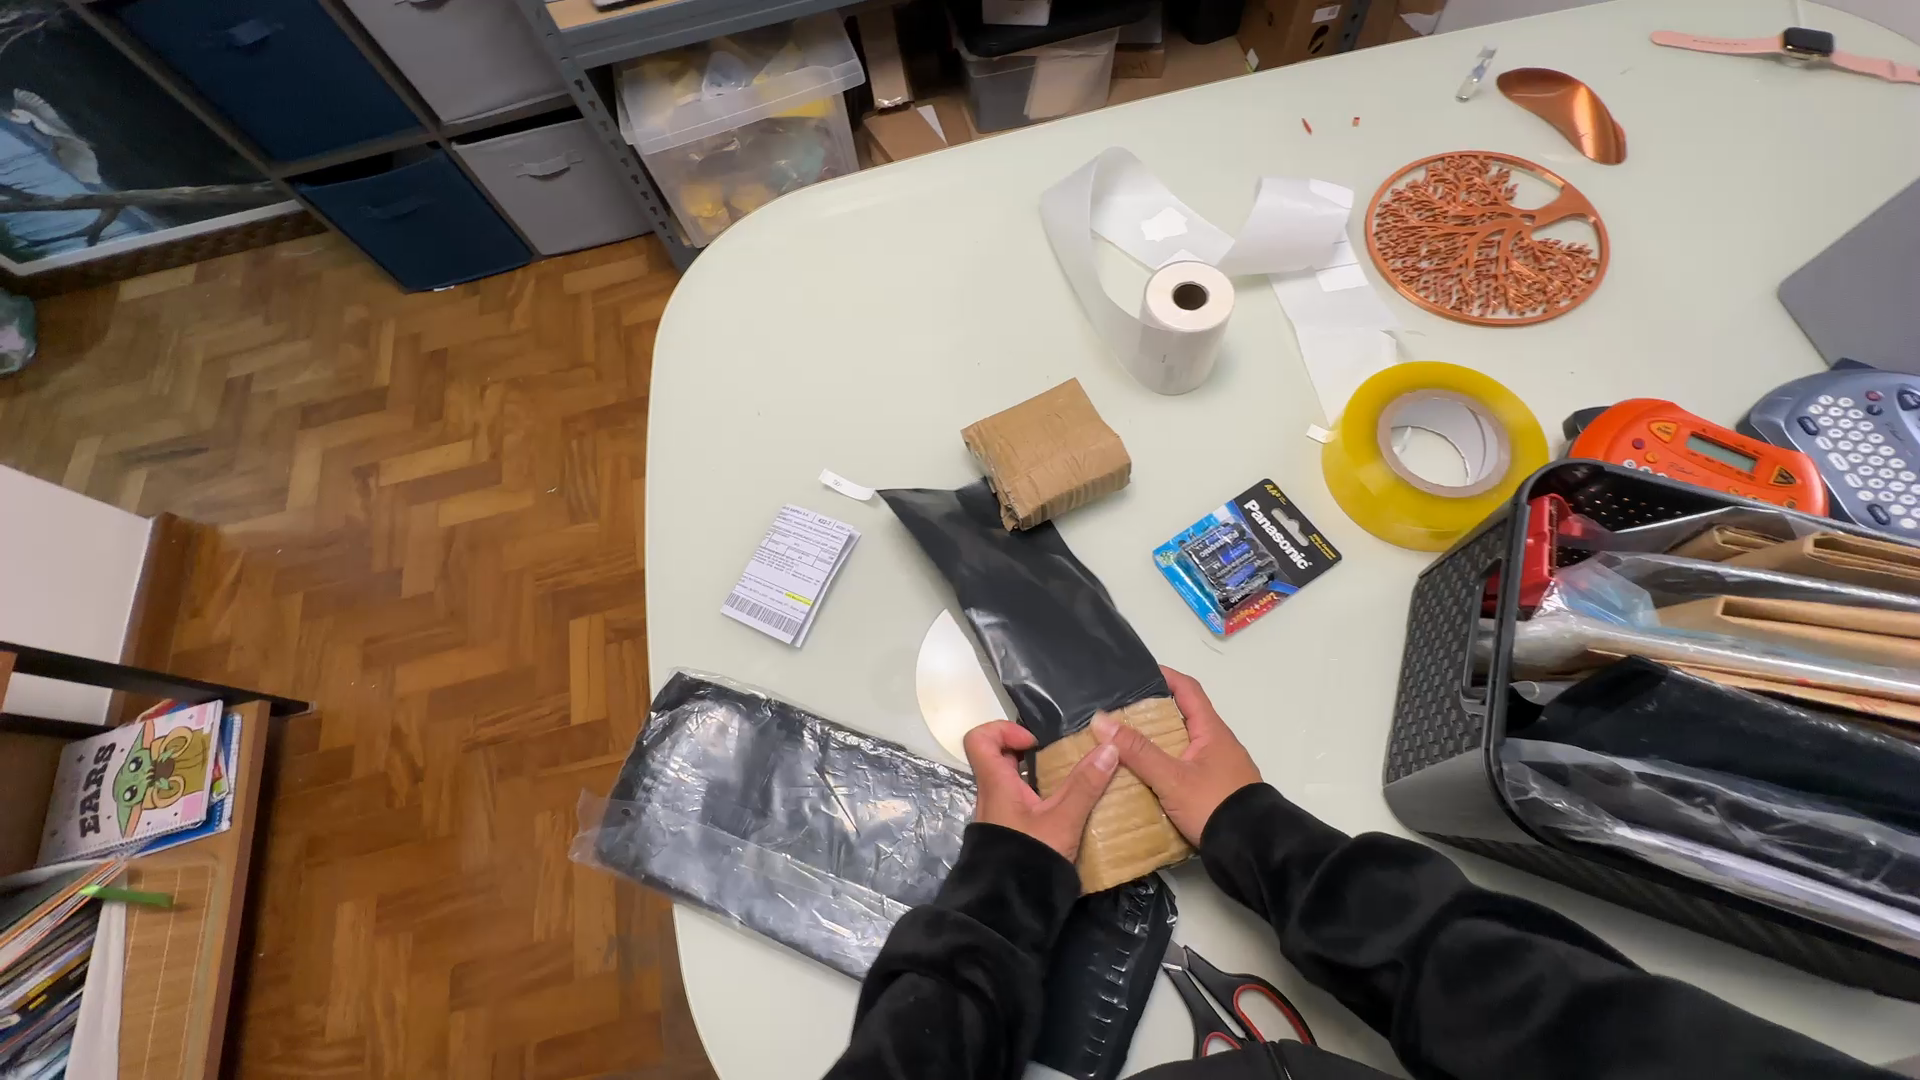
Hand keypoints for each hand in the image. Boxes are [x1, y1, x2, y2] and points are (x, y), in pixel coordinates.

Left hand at [964, 720, 1118, 861]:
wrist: (1010, 910)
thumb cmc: (1030, 858)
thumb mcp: (1063, 820)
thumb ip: (1085, 785)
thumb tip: (1108, 747)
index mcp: (995, 783)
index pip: (978, 739)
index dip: (1002, 730)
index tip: (1033, 742)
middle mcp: (991, 794)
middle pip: (997, 757)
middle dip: (1027, 752)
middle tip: (1055, 758)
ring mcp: (997, 815)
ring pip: (1008, 781)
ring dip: (1034, 776)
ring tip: (1064, 781)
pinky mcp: (1006, 833)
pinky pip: (1016, 802)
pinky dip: (1036, 797)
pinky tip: (1061, 809)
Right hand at [1091, 666, 1260, 844]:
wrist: (1253, 851)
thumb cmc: (1215, 805)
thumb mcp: (1171, 778)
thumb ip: (1137, 751)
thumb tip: (1101, 720)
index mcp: (1212, 731)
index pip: (1188, 689)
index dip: (1165, 676)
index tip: (1137, 673)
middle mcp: (1217, 744)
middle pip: (1182, 716)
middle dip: (1151, 712)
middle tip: (1118, 713)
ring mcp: (1218, 769)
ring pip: (1182, 744)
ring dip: (1156, 742)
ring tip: (1122, 744)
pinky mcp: (1214, 791)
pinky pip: (1184, 767)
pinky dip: (1163, 765)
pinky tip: (1143, 777)